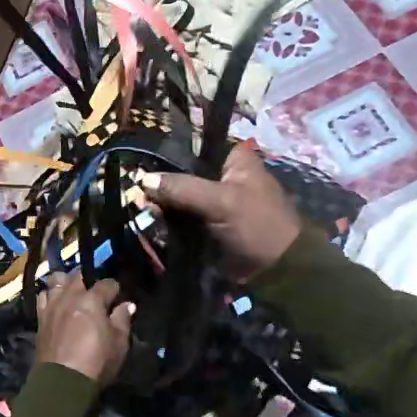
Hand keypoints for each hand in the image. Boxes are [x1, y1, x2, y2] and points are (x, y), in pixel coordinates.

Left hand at [34, 273, 134, 383]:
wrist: (63, 380)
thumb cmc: (96, 362)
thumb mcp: (119, 343)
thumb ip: (122, 320)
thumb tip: (127, 305)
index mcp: (92, 300)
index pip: (107, 284)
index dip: (114, 289)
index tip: (118, 296)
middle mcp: (70, 297)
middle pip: (77, 275)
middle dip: (87, 279)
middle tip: (93, 291)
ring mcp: (52, 306)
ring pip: (55, 281)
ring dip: (64, 282)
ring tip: (71, 290)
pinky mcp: (40, 318)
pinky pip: (42, 297)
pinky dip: (49, 295)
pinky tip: (54, 302)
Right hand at [141, 144, 301, 281]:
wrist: (276, 270)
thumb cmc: (257, 225)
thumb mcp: (221, 201)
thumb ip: (182, 188)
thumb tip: (143, 179)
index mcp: (234, 158)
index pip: (193, 147)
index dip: (167, 156)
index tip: (143, 168)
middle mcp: (223, 174)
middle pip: (183, 173)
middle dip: (162, 185)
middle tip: (140, 195)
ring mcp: (215, 199)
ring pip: (180, 195)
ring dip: (162, 204)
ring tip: (143, 210)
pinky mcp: (208, 222)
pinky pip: (183, 216)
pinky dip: (169, 220)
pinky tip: (152, 222)